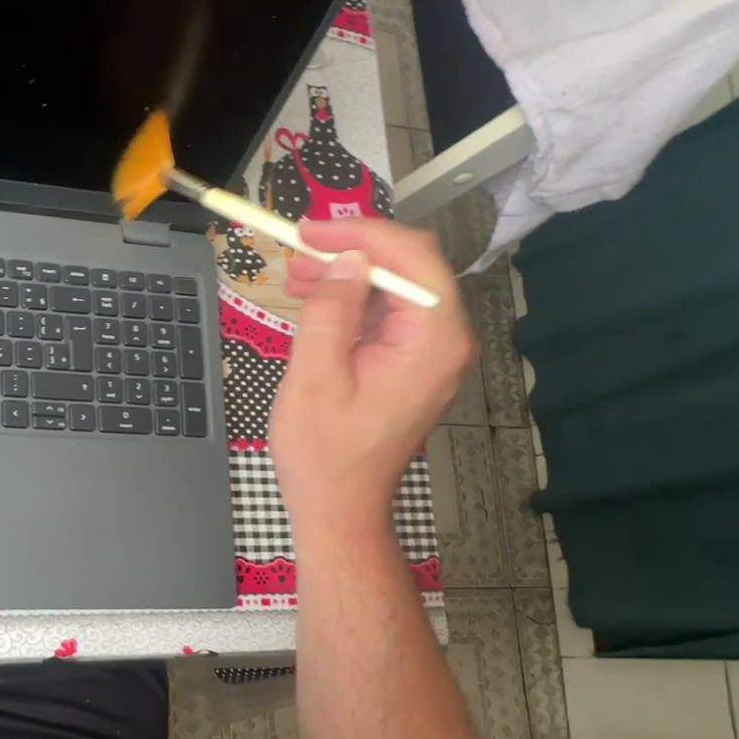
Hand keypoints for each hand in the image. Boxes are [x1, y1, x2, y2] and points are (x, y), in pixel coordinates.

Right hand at [270, 218, 474, 535]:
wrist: (339, 509)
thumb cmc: (324, 456)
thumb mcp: (314, 379)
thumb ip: (330, 312)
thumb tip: (345, 261)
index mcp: (431, 341)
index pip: (410, 258)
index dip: (359, 235)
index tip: (308, 230)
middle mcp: (443, 342)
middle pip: (406, 271)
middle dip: (350, 254)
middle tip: (294, 250)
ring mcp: (430, 357)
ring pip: (393, 294)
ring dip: (346, 278)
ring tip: (294, 275)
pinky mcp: (411, 369)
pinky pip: (385, 321)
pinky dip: (350, 307)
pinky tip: (314, 304)